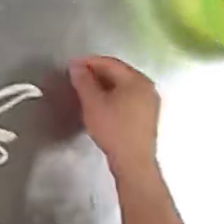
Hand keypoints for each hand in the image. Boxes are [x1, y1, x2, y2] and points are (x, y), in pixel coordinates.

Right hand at [68, 56, 161, 179]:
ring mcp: (150, 100)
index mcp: (136, 79)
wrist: (133, 161)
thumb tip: (77, 67)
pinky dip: (114, 95)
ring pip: (124, 85)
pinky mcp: (148, 114)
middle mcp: (147, 86)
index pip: (109, 63)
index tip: (72, 66)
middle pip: (119, 72)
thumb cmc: (113, 130)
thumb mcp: (93, 104)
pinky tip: (102, 104)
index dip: (89, 62)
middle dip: (97, 73)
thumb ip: (84, 82)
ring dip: (105, 85)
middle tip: (78, 77)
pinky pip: (129, 97)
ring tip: (87, 90)